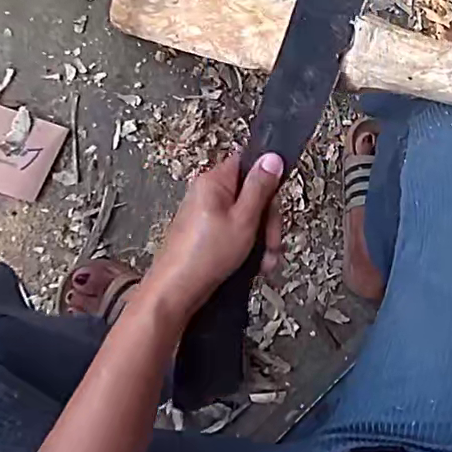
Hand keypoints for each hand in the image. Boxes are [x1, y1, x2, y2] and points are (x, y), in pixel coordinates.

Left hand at [133, 151, 284, 329]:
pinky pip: (235, 233)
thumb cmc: (203, 257)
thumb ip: (260, 187)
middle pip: (251, 194)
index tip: (274, 203)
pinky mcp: (207, 234)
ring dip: (261, 239)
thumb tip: (272, 158)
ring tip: (264, 259)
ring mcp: (207, 215)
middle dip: (267, 220)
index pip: (248, 163)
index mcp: (214, 181)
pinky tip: (254, 265)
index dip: (267, 182)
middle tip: (271, 240)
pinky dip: (248, 248)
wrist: (176, 292)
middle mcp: (208, 194)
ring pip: (247, 217)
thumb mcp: (244, 219)